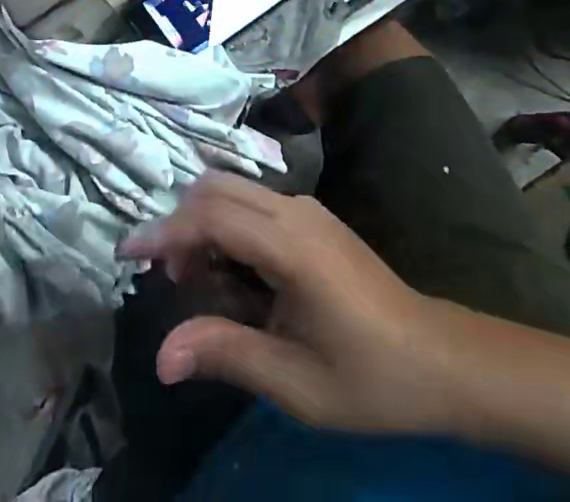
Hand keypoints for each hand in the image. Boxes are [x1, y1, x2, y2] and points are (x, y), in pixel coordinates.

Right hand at [119, 174, 457, 433]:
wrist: (441, 359)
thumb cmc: (371, 376)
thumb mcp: (295, 381)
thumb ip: (225, 355)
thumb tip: (161, 357)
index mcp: (292, 245)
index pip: (211, 217)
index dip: (164, 233)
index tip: (128, 256)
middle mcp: (297, 212)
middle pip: (218, 188)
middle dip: (180, 223)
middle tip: (168, 278)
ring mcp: (309, 211)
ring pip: (235, 189)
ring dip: (202, 220)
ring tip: (195, 278)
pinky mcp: (315, 221)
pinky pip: (254, 203)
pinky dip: (226, 222)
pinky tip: (230, 270)